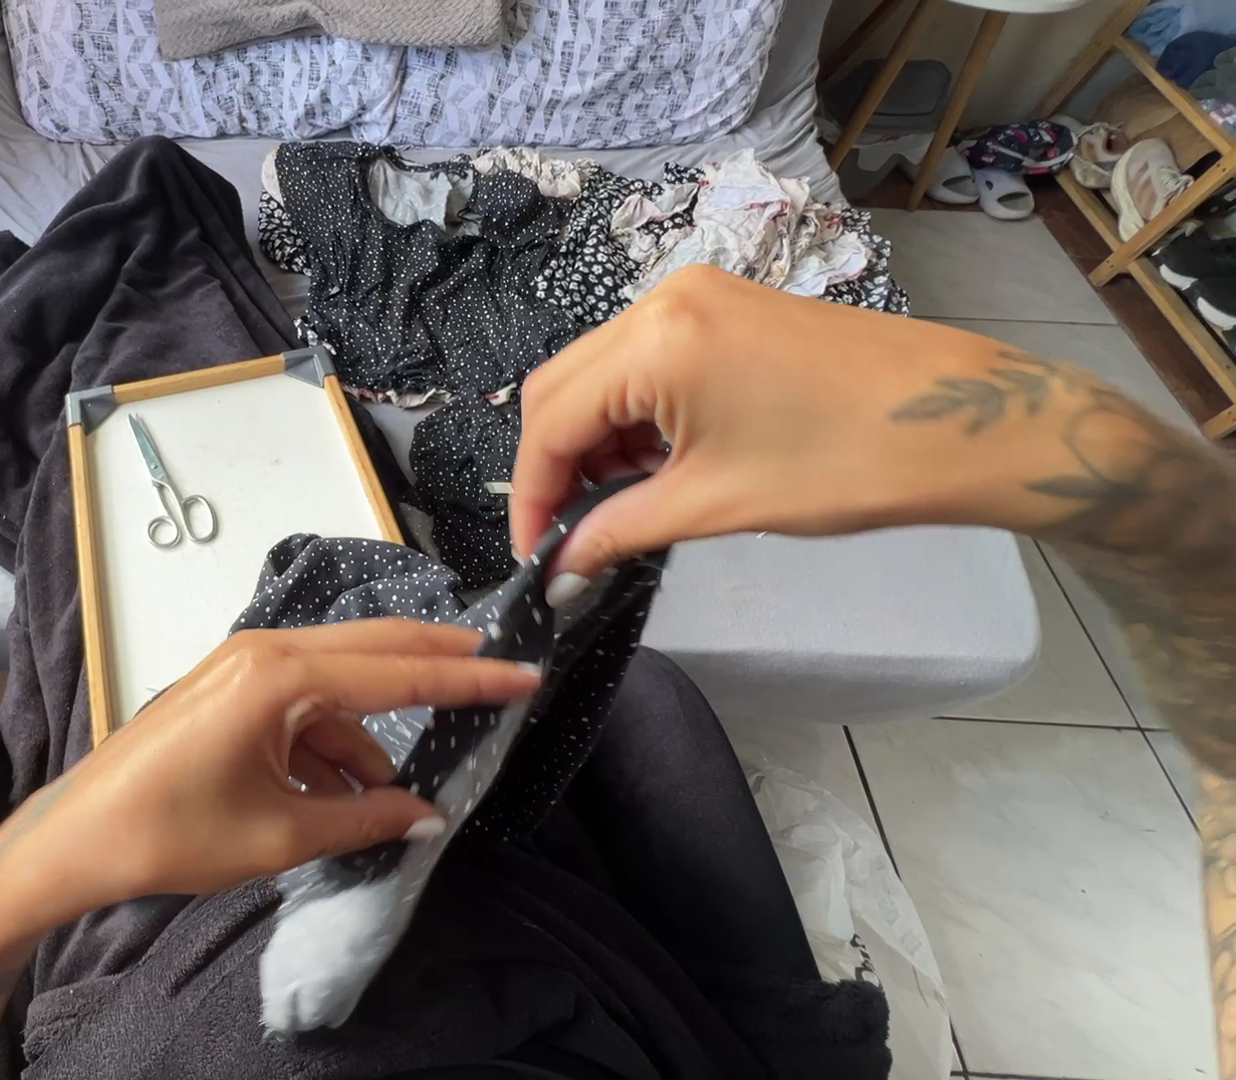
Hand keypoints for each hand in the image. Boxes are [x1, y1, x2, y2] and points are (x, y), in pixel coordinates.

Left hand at [16, 620, 539, 916]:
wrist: (80, 835)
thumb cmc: (174, 831)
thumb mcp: (280, 833)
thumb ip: (364, 819)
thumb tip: (427, 815)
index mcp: (280, 674)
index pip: (395, 669)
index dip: (465, 676)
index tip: (522, 673)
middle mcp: (266, 650)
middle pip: (373, 646)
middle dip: (436, 660)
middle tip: (495, 669)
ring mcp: (246, 664)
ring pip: (339, 684)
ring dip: (370, 735)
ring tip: (392, 795)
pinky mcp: (234, 686)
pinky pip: (304, 705)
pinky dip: (330, 743)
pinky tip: (339, 794)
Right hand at [511, 265, 1102, 585]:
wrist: (978, 421)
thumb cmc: (848, 465)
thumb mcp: (711, 506)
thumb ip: (613, 533)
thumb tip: (554, 574)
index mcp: (657, 342)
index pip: (550, 424)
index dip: (531, 497)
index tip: (534, 555)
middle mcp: (660, 301)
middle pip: (556, 391)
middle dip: (552, 467)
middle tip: (567, 530)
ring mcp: (689, 297)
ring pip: (590, 377)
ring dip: (587, 443)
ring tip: (617, 499)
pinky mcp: (714, 308)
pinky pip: (632, 365)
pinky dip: (624, 419)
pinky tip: (648, 461)